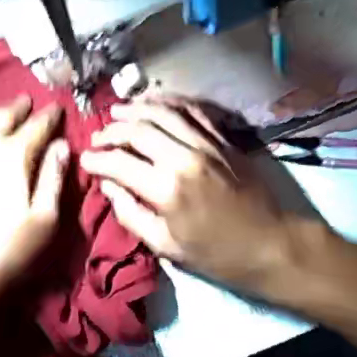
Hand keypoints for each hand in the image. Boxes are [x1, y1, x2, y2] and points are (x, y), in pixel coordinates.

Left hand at [0, 84, 67, 326]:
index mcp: (15, 157)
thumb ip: (54, 178)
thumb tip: (62, 146)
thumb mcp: (44, 220)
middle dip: (16, 106)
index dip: (49, 116)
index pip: (37, 127)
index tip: (56, 108)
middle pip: (1, 117)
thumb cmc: (4, 253)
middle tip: (25, 99)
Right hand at [79, 97, 327, 299]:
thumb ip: (132, 214)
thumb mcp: (166, 246)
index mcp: (166, 189)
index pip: (119, 162)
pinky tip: (156, 103)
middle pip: (139, 129)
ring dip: (138, 108)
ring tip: (119, 111)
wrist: (271, 243)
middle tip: (98, 136)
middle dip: (113, 130)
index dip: (97, 160)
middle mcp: (184, 157)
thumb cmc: (217, 254)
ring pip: (165, 112)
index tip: (85, 160)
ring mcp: (207, 143)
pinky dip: (172, 102)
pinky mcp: (223, 139)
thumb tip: (109, 187)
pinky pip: (194, 111)